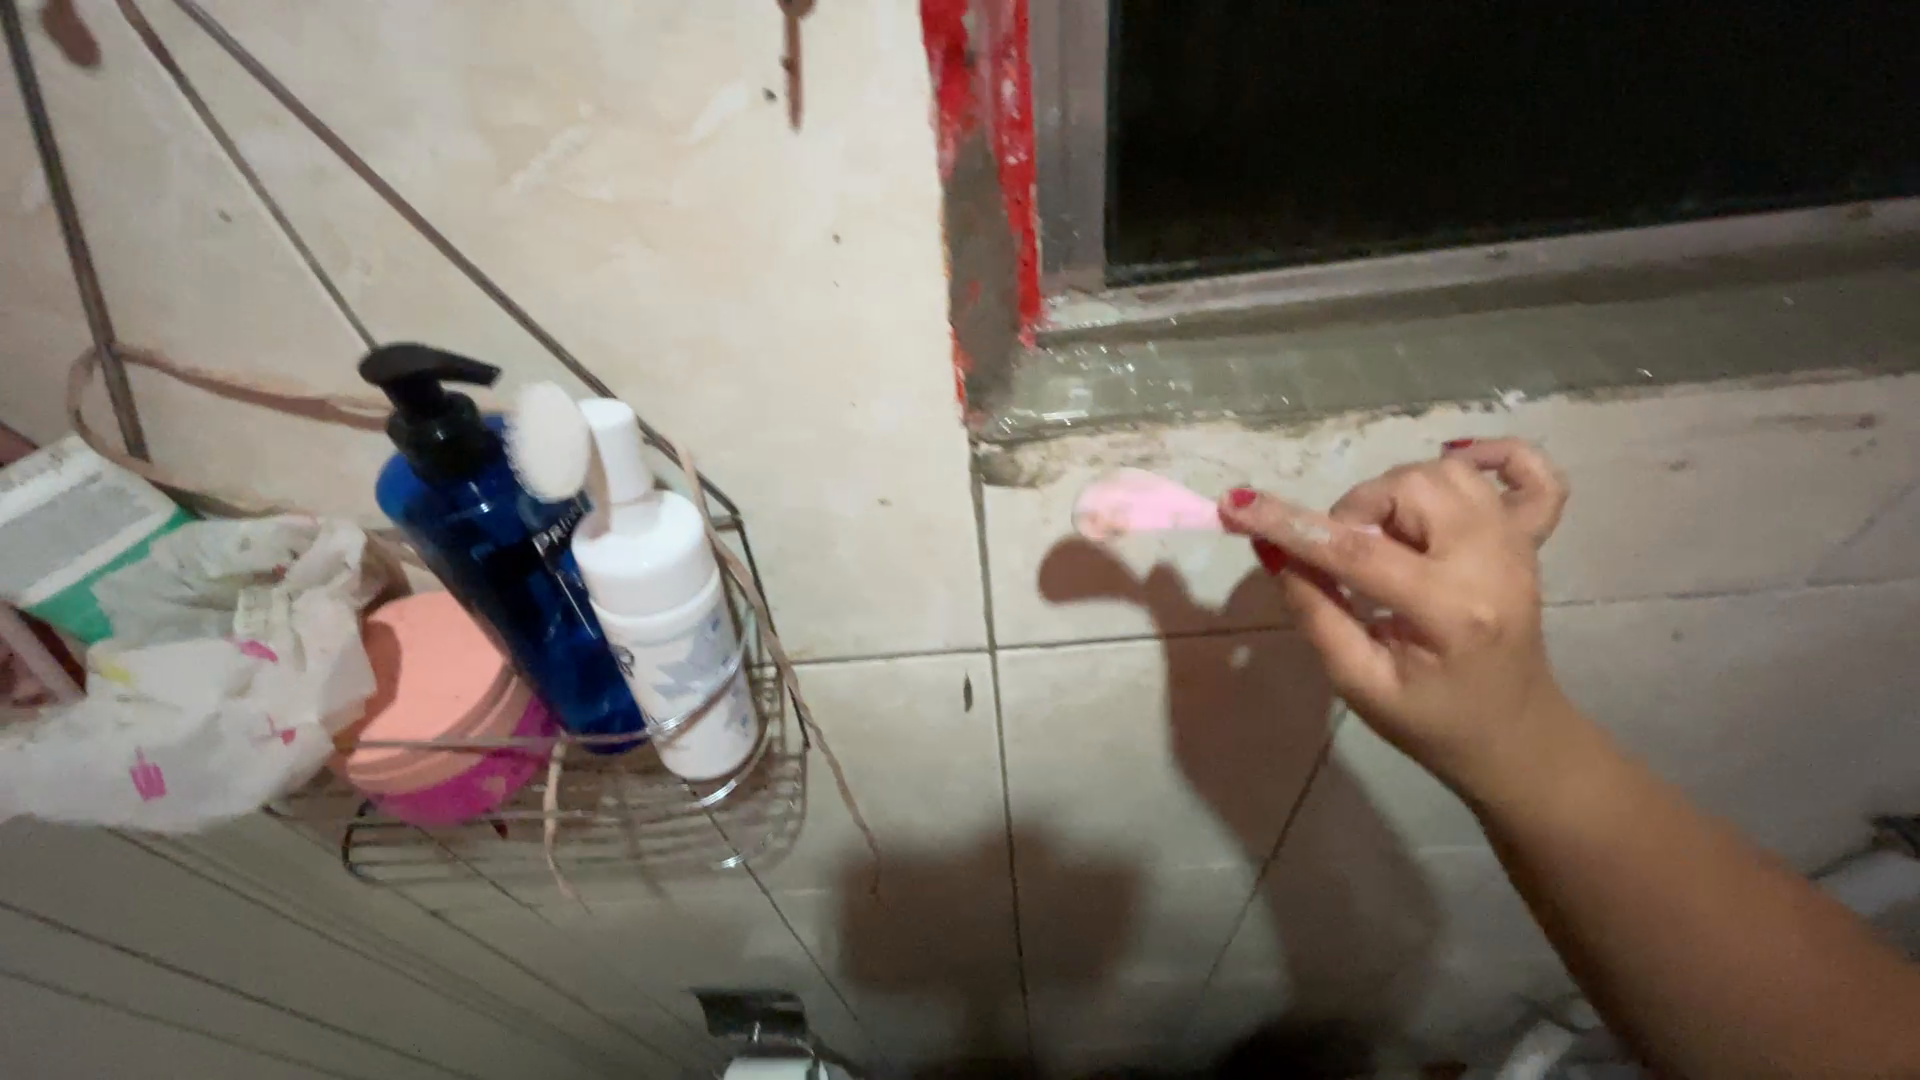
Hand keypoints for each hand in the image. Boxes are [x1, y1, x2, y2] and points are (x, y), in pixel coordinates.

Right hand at [1218, 439, 1574, 789]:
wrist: (1514, 736)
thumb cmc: (1429, 720)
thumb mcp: (1356, 680)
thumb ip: (1315, 611)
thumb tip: (1274, 549)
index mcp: (1450, 610)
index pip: (1356, 550)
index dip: (1289, 524)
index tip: (1235, 505)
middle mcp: (1494, 563)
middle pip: (1410, 488)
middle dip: (1356, 511)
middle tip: (1343, 555)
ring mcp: (1520, 546)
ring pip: (1447, 473)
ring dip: (1397, 493)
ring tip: (1384, 536)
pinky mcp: (1532, 540)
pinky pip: (1534, 474)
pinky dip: (1494, 456)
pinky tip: (1459, 462)